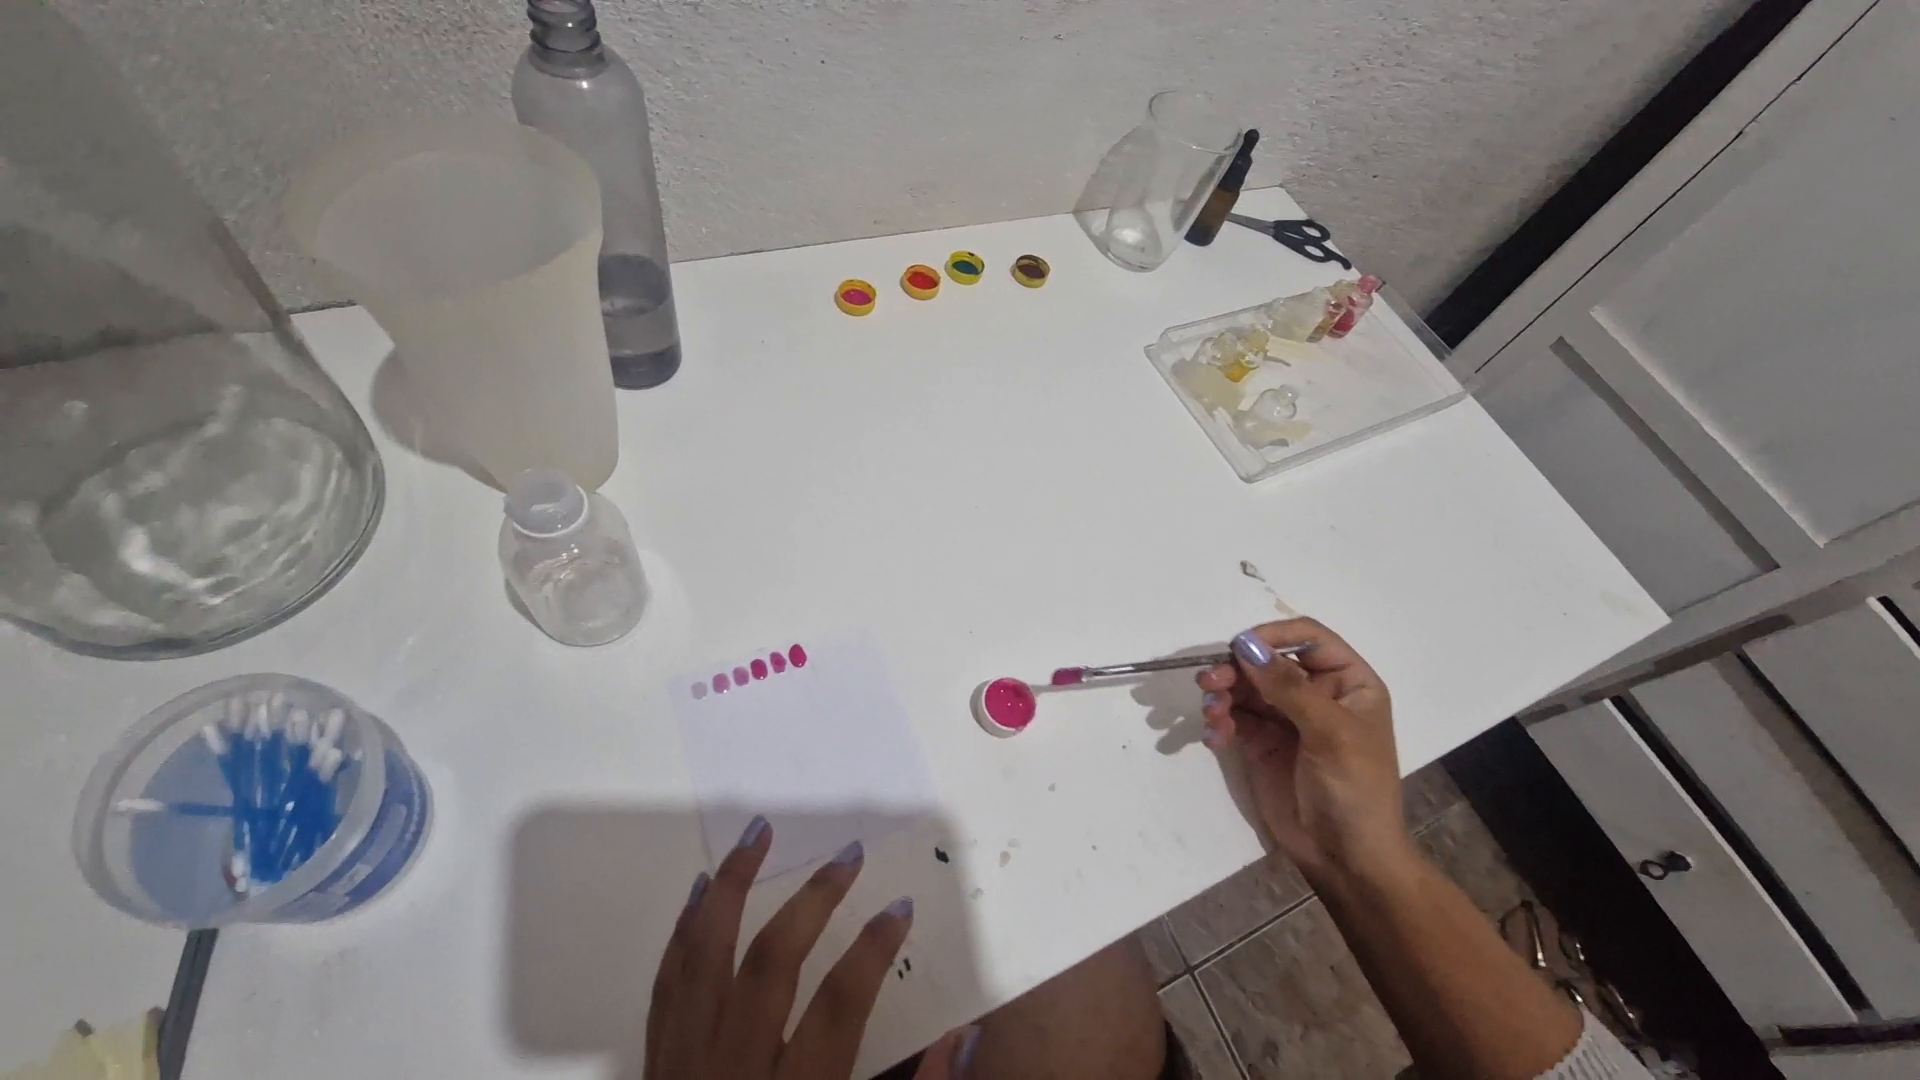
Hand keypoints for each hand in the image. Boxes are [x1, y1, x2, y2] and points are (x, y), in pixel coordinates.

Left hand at [647, 816, 926, 1078]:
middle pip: (769, 965)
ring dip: (732, 887)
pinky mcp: (655, 1063)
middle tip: (849, 855)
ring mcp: (683, 1064)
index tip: (900, 904)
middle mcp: (732, 1071)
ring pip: (704, 956)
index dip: (872, 949)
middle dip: (812, 900)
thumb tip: (964, 1034)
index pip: (837, 1007)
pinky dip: (686, 928)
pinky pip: (667, 981)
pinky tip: (704, 889)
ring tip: (759, 832)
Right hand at [1197, 619, 1411, 886]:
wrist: (1345, 858)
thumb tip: (1245, 645)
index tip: (1239, 647)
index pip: (1308, 639)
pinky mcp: (1261, 744)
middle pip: (1266, 662)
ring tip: (1212, 715)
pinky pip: (1233, 719)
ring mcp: (1286, 719)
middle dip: (1236, 670)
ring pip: (1244, 689)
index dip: (1274, 636)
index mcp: (1347, 683)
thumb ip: (1287, 686)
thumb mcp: (1329, 733)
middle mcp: (1315, 694)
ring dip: (1222, 696)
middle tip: (1208, 683)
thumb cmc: (1355, 790)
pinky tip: (1215, 738)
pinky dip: (1219, 723)